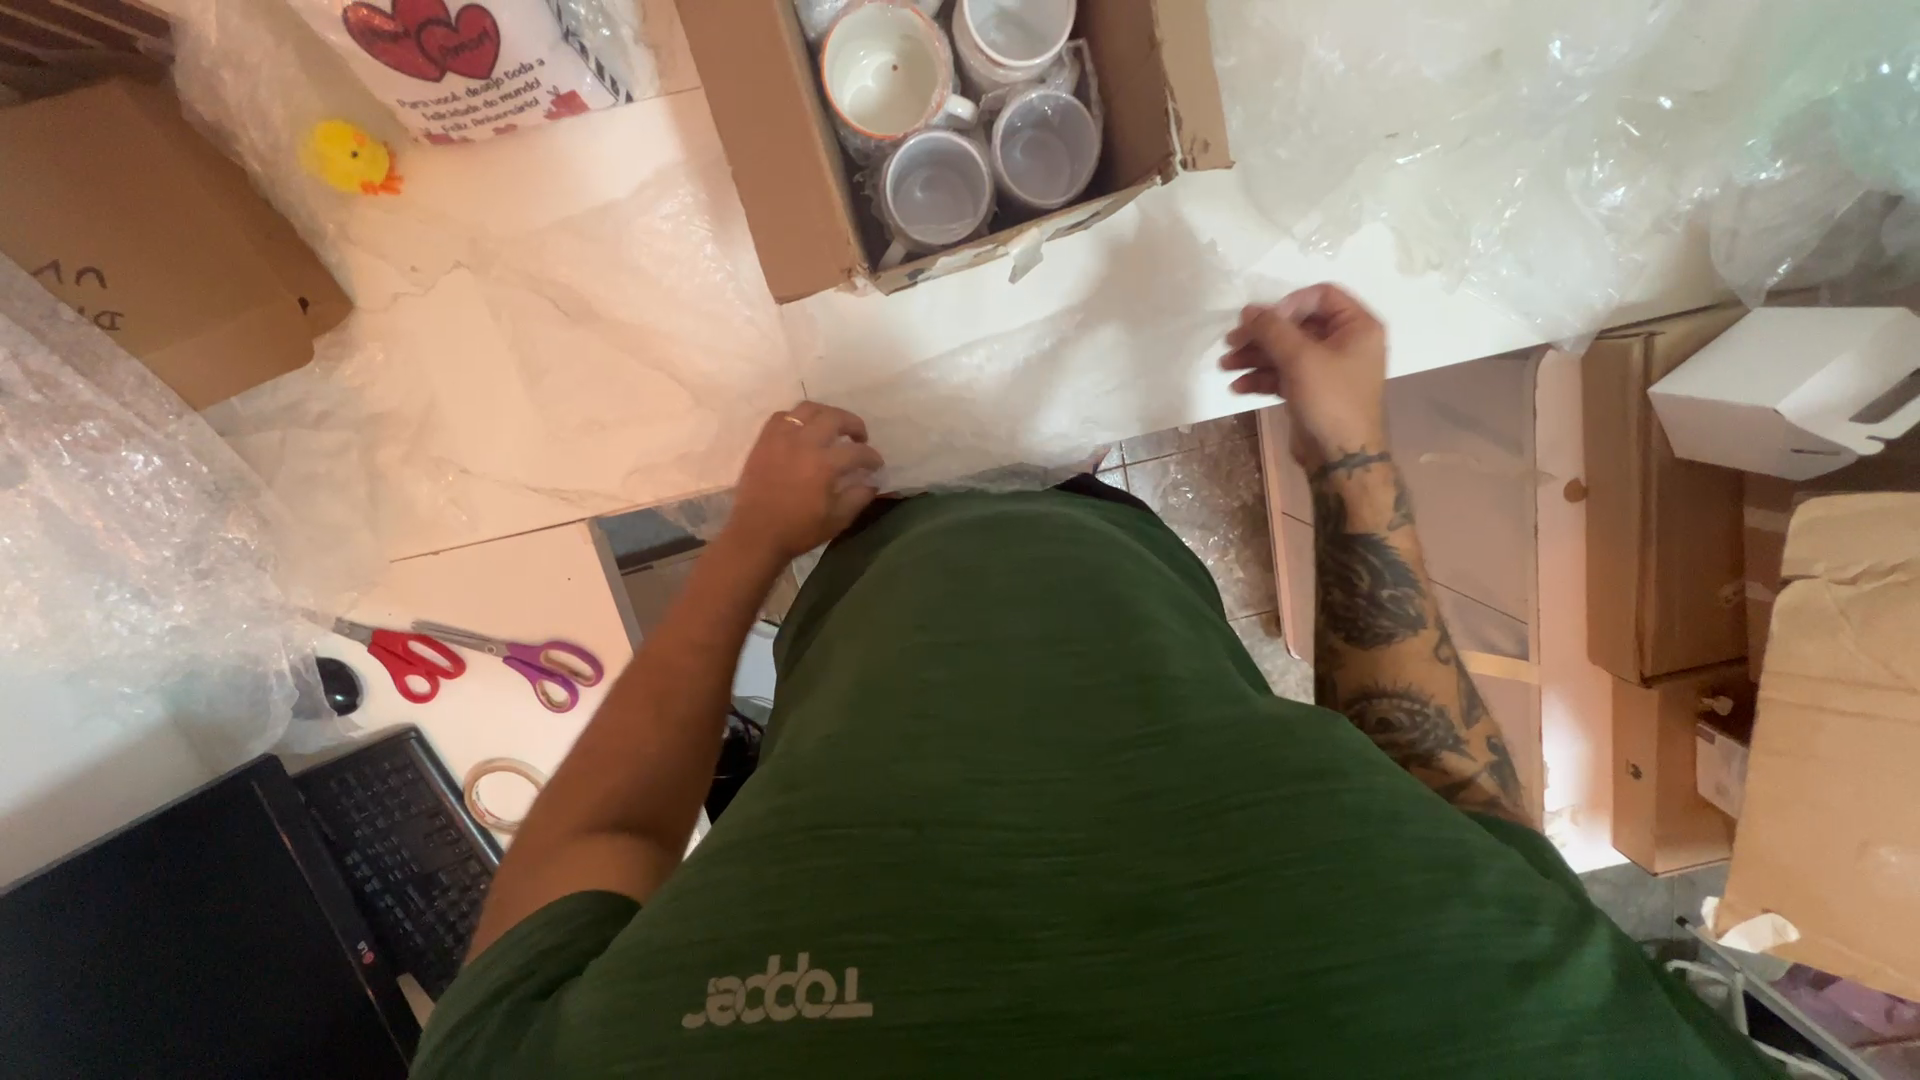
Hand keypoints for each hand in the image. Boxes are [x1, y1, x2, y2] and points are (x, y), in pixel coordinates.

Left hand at [724, 402, 883, 562]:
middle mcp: (804, 443)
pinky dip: (797, 418)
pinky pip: (783, 416)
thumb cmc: (798, 530)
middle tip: (859, 437)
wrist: (755, 534)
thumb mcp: (837, 520)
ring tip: (832, 427)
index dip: (872, 457)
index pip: (858, 451)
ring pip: (808, 409)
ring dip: (826, 414)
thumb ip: (858, 497)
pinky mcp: (764, 441)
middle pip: (835, 418)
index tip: (876, 465)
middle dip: (854, 424)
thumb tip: (872, 482)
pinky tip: (803, 431)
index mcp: (824, 465)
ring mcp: (781, 438)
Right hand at [1222, 284, 1387, 470]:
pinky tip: (1238, 387)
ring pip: (1285, 352)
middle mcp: (1344, 343)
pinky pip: (1283, 375)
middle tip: (1231, 342)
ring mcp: (1326, 369)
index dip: (1288, 304)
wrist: (1340, 456)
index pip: (1321, 296)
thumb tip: (1248, 310)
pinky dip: (1261, 378)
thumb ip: (1272, 329)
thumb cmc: (1330, 400)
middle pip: (1296, 326)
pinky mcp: (1310, 391)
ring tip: (1225, 366)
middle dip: (1262, 335)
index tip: (1262, 321)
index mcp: (1357, 327)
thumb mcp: (1301, 358)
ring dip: (1254, 357)